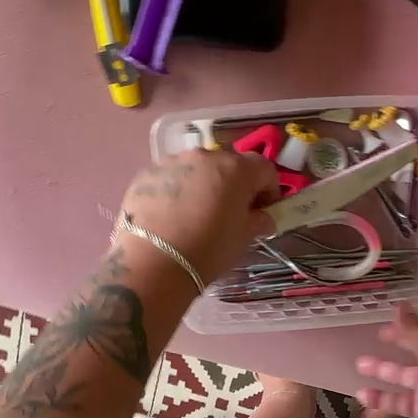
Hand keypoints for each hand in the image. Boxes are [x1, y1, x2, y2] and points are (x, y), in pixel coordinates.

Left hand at [117, 150, 280, 283]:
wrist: (156, 262)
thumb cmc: (210, 249)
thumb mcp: (243, 238)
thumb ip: (258, 221)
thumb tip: (264, 218)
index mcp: (236, 169)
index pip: (264, 168)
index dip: (269, 189)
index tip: (265, 210)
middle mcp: (205, 156)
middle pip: (229, 164)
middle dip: (235, 185)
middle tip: (232, 212)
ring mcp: (173, 162)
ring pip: (198, 169)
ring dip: (205, 185)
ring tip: (199, 215)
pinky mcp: (148, 174)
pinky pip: (172, 178)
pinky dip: (178, 191)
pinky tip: (174, 217)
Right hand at [355, 305, 417, 417]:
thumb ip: (415, 331)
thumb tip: (399, 307)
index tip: (403, 305)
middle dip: (400, 338)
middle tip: (378, 333)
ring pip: (407, 373)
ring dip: (384, 368)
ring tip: (360, 364)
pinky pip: (401, 399)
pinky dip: (383, 398)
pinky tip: (362, 394)